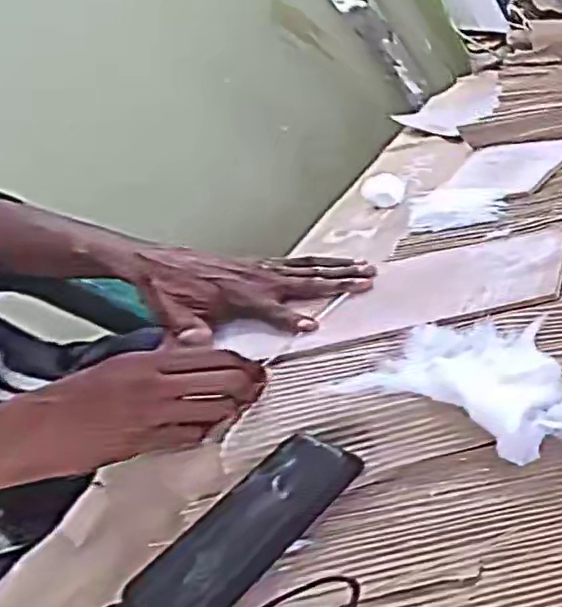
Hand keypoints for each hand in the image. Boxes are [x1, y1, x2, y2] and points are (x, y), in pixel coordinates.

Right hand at [0, 347, 265, 486]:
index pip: (218, 356)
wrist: (19, 434)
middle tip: (253, 391)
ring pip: (220, 408)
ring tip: (229, 411)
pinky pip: (194, 435)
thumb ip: (164, 355)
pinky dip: (204, 433)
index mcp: (146, 363)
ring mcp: (150, 414)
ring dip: (231, 411)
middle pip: (230, 380)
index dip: (245, 364)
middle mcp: (152, 385)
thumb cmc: (64, 401)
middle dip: (250, 387)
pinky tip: (200, 430)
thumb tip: (199, 342)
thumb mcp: (118, 366)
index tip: (255, 370)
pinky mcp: (143, 441)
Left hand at [109, 247, 374, 343]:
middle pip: (309, 282)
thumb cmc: (164, 289)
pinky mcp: (262, 262)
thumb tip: (196, 346)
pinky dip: (323, 261)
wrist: (149, 262)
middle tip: (366, 281)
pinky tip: (337, 261)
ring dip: (341, 268)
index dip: (293, 320)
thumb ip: (187, 330)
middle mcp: (260, 281)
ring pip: (311, 268)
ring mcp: (264, 269)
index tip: (314, 326)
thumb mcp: (169, 314)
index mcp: (243, 297)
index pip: (275, 311)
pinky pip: (300, 261)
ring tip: (366, 267)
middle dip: (340, 282)